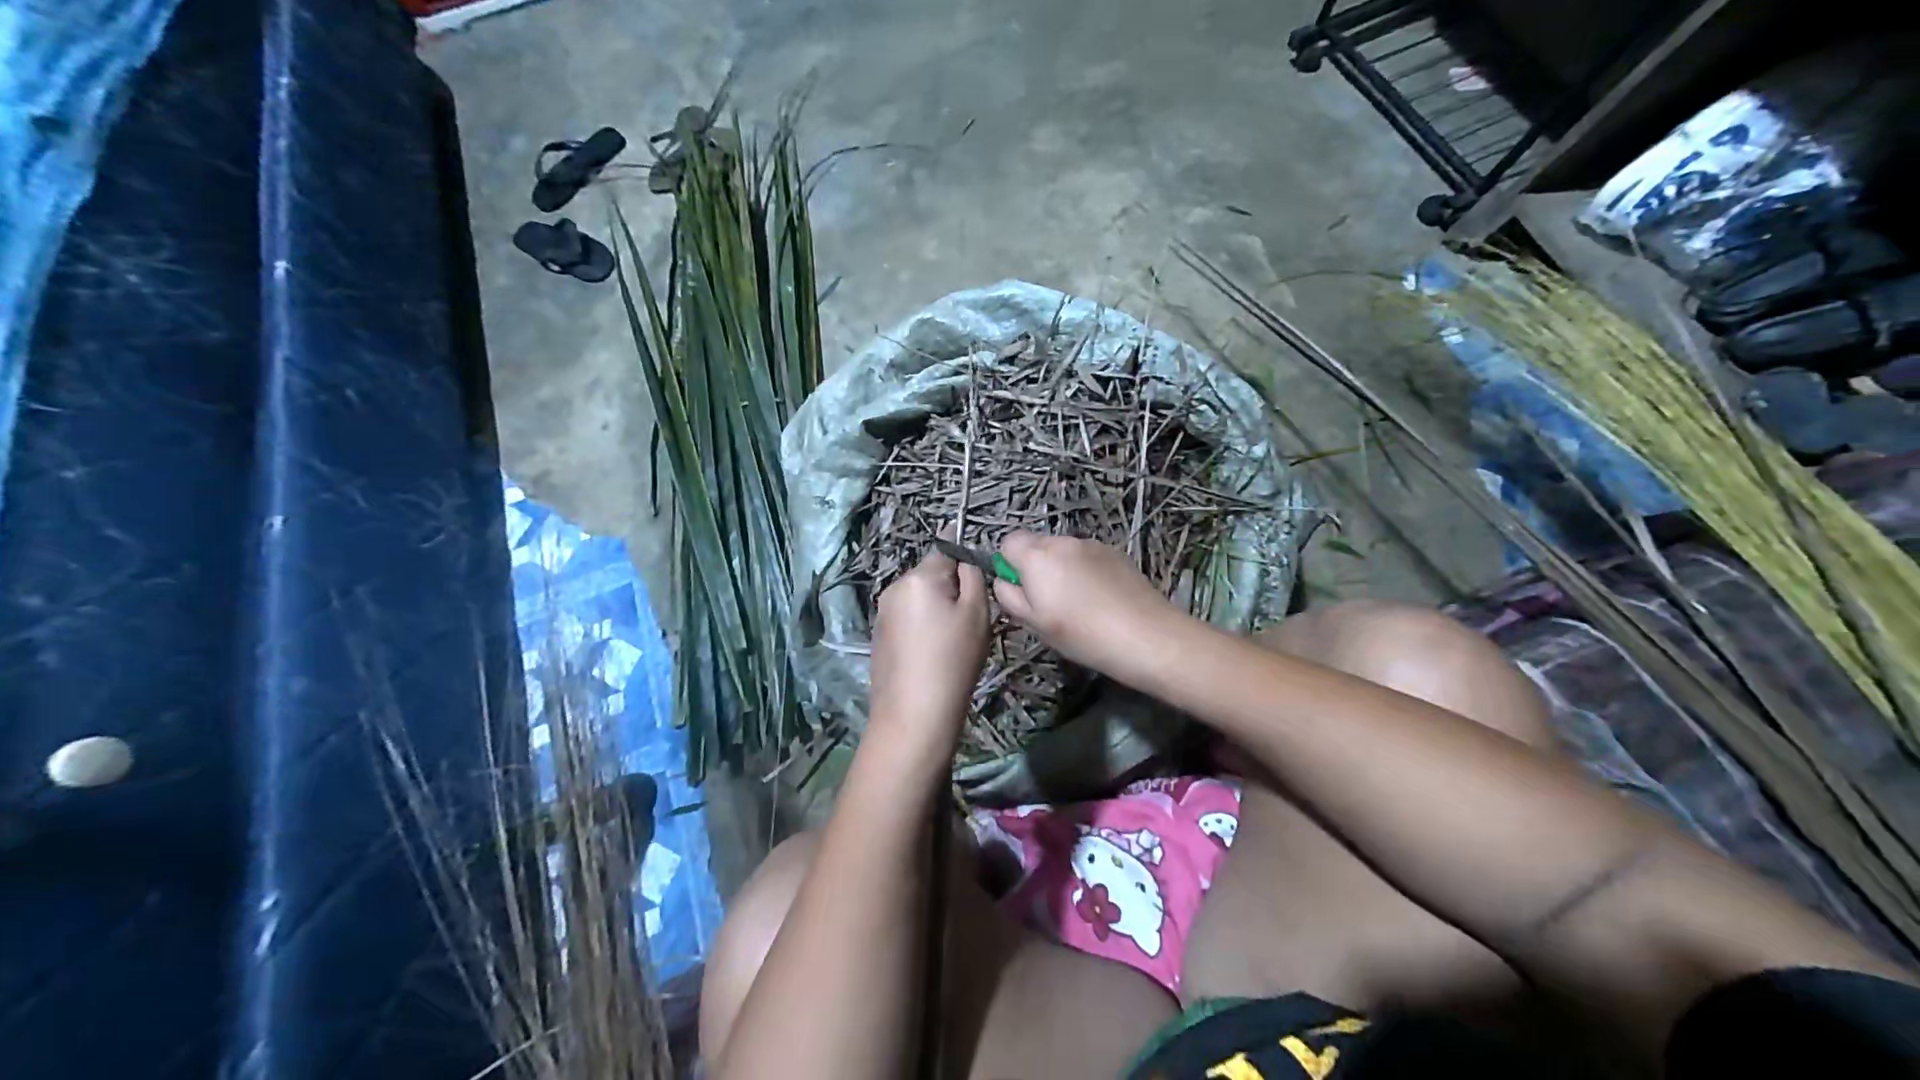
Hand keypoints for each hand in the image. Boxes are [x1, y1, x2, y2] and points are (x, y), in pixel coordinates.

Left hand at [868, 548, 989, 766]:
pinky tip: (931, 654)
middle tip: (968, 621)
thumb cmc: (953, 660)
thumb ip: (973, 577)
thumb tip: (964, 562)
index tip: (977, 590)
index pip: (946, 550)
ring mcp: (882, 612)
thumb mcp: (977, 613)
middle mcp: (894, 587)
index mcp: (918, 577)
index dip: (965, 565)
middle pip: (930, 574)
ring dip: (935, 608)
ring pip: (918, 597)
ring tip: (951, 641)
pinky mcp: (879, 635)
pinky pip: (907, 617)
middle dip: (949, 588)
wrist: (914, 715)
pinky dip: (921, 626)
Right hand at [992, 531, 1185, 679]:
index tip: (1022, 590)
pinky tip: (1100, 599)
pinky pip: (1087, 557)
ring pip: (1063, 551)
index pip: (1009, 541)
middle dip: (1036, 566)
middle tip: (1050, 602)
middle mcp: (1063, 542)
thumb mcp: (1035, 624)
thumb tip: (1004, 581)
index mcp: (1038, 557)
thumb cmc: (1082, 635)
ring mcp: (1092, 544)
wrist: (1146, 635)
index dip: (1010, 564)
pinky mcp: (1115, 552)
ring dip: (1062, 569)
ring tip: (1079, 604)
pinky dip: (1085, 571)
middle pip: (1037, 544)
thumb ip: (1010, 597)